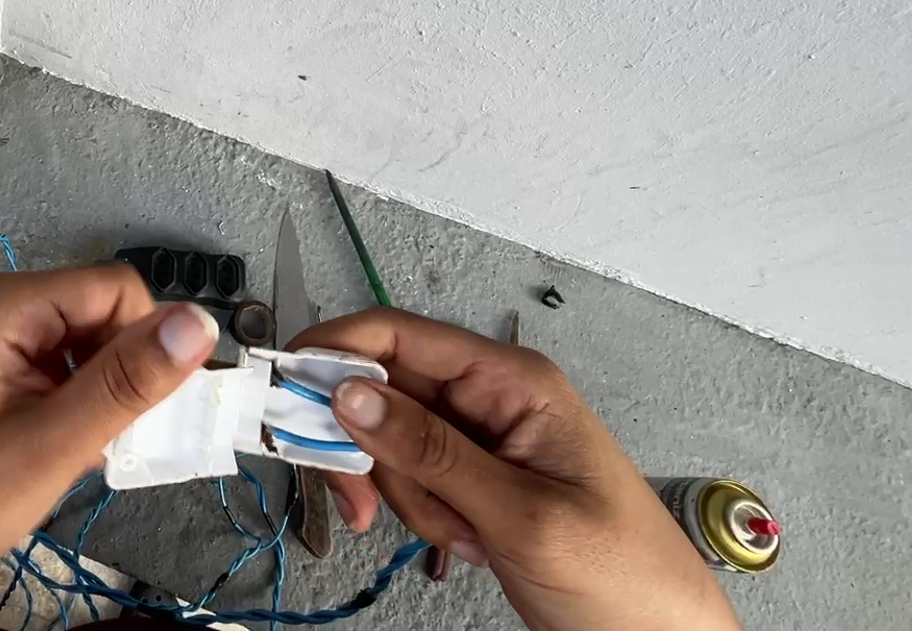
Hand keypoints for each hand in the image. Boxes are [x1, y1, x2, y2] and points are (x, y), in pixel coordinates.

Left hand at [0, 266, 218, 628]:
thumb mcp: (50, 448)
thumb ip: (127, 382)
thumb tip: (201, 321)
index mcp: (1, 301)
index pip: (114, 287)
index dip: (143, 343)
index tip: (137, 411)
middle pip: (91, 308)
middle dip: (113, 369)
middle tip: (100, 440)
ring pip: (71, 334)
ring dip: (89, 386)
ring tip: (68, 447)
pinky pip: (41, 353)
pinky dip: (61, 391)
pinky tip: (46, 438)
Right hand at [290, 308, 740, 630]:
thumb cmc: (623, 578)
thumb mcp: (523, 514)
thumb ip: (429, 450)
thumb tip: (346, 393)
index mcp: (508, 378)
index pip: (399, 333)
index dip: (337, 347)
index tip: (287, 382)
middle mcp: (482, 393)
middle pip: (380, 386)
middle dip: (367, 445)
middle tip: (359, 500)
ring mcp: (470, 433)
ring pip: (383, 433)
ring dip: (398, 488)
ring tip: (452, 535)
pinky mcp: (461, 470)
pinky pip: (403, 469)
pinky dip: (412, 505)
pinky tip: (459, 540)